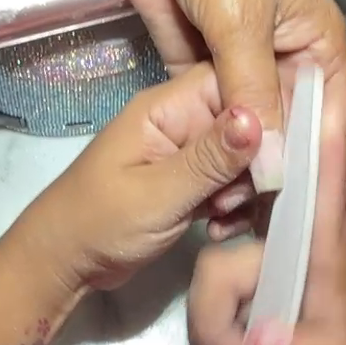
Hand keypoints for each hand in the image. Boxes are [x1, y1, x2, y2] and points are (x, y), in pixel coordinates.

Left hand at [16, 65, 261, 293]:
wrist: (63, 262)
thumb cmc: (98, 224)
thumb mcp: (156, 194)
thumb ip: (209, 159)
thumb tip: (258, 116)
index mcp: (167, 108)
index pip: (233, 82)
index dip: (266, 111)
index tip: (282, 154)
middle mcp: (181, 122)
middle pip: (246, 122)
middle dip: (256, 162)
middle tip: (238, 199)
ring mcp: (186, 155)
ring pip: (242, 158)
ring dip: (245, 191)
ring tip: (222, 217)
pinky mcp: (190, 184)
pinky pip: (229, 184)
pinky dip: (233, 207)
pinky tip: (219, 228)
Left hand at [99, 0, 345, 237]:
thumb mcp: (240, 22)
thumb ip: (256, 95)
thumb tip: (279, 169)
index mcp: (313, 44)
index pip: (344, 118)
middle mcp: (283, 65)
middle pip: (303, 139)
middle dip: (310, 189)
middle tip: (316, 245)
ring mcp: (242, 76)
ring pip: (261, 142)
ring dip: (263, 184)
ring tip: (265, 234)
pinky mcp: (204, 80)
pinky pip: (222, 133)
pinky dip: (225, 166)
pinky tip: (223, 203)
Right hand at [187, 115, 345, 344]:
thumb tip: (266, 339)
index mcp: (323, 283)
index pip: (322, 218)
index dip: (323, 165)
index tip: (324, 111)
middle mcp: (288, 270)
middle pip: (234, 253)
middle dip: (220, 308)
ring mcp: (255, 283)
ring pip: (210, 279)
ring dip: (214, 333)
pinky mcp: (232, 301)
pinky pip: (202, 300)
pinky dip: (208, 336)